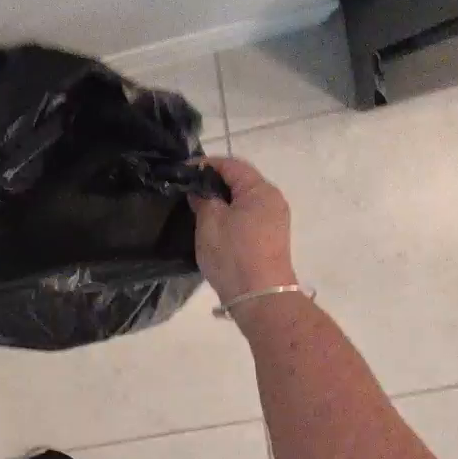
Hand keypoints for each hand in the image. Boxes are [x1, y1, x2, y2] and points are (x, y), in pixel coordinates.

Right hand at [192, 156, 298, 304]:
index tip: (183, 171)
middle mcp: (272, 199)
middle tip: (187, 189)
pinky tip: (213, 224)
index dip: (207, 164)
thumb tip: (200, 191)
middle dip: (214, 181)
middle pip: (241, 181)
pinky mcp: (270, 236)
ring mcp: (274, 218)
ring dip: (222, 199)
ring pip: (244, 199)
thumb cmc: (233, 253)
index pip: (232, 165)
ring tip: (197, 207)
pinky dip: (230, 213)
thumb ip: (204, 200)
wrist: (259, 294)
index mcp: (259, 190)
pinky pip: (247, 214)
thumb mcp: (210, 223)